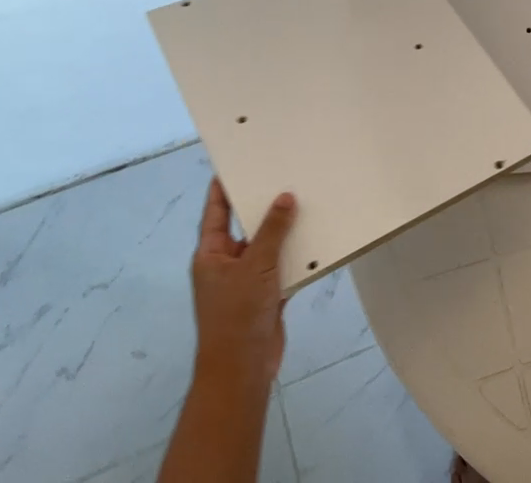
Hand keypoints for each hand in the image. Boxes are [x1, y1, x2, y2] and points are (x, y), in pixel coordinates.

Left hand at [190, 179, 297, 389]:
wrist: (241, 367)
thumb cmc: (237, 313)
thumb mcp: (255, 266)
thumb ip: (272, 231)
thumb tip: (284, 197)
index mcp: (211, 254)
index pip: (215, 212)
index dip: (222, 188)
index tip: (234, 163)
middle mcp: (227, 263)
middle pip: (246, 227)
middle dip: (264, 206)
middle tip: (286, 176)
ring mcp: (247, 280)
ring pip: (268, 247)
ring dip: (286, 231)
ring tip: (309, 202)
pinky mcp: (266, 296)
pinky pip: (283, 268)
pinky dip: (298, 257)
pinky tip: (319, 241)